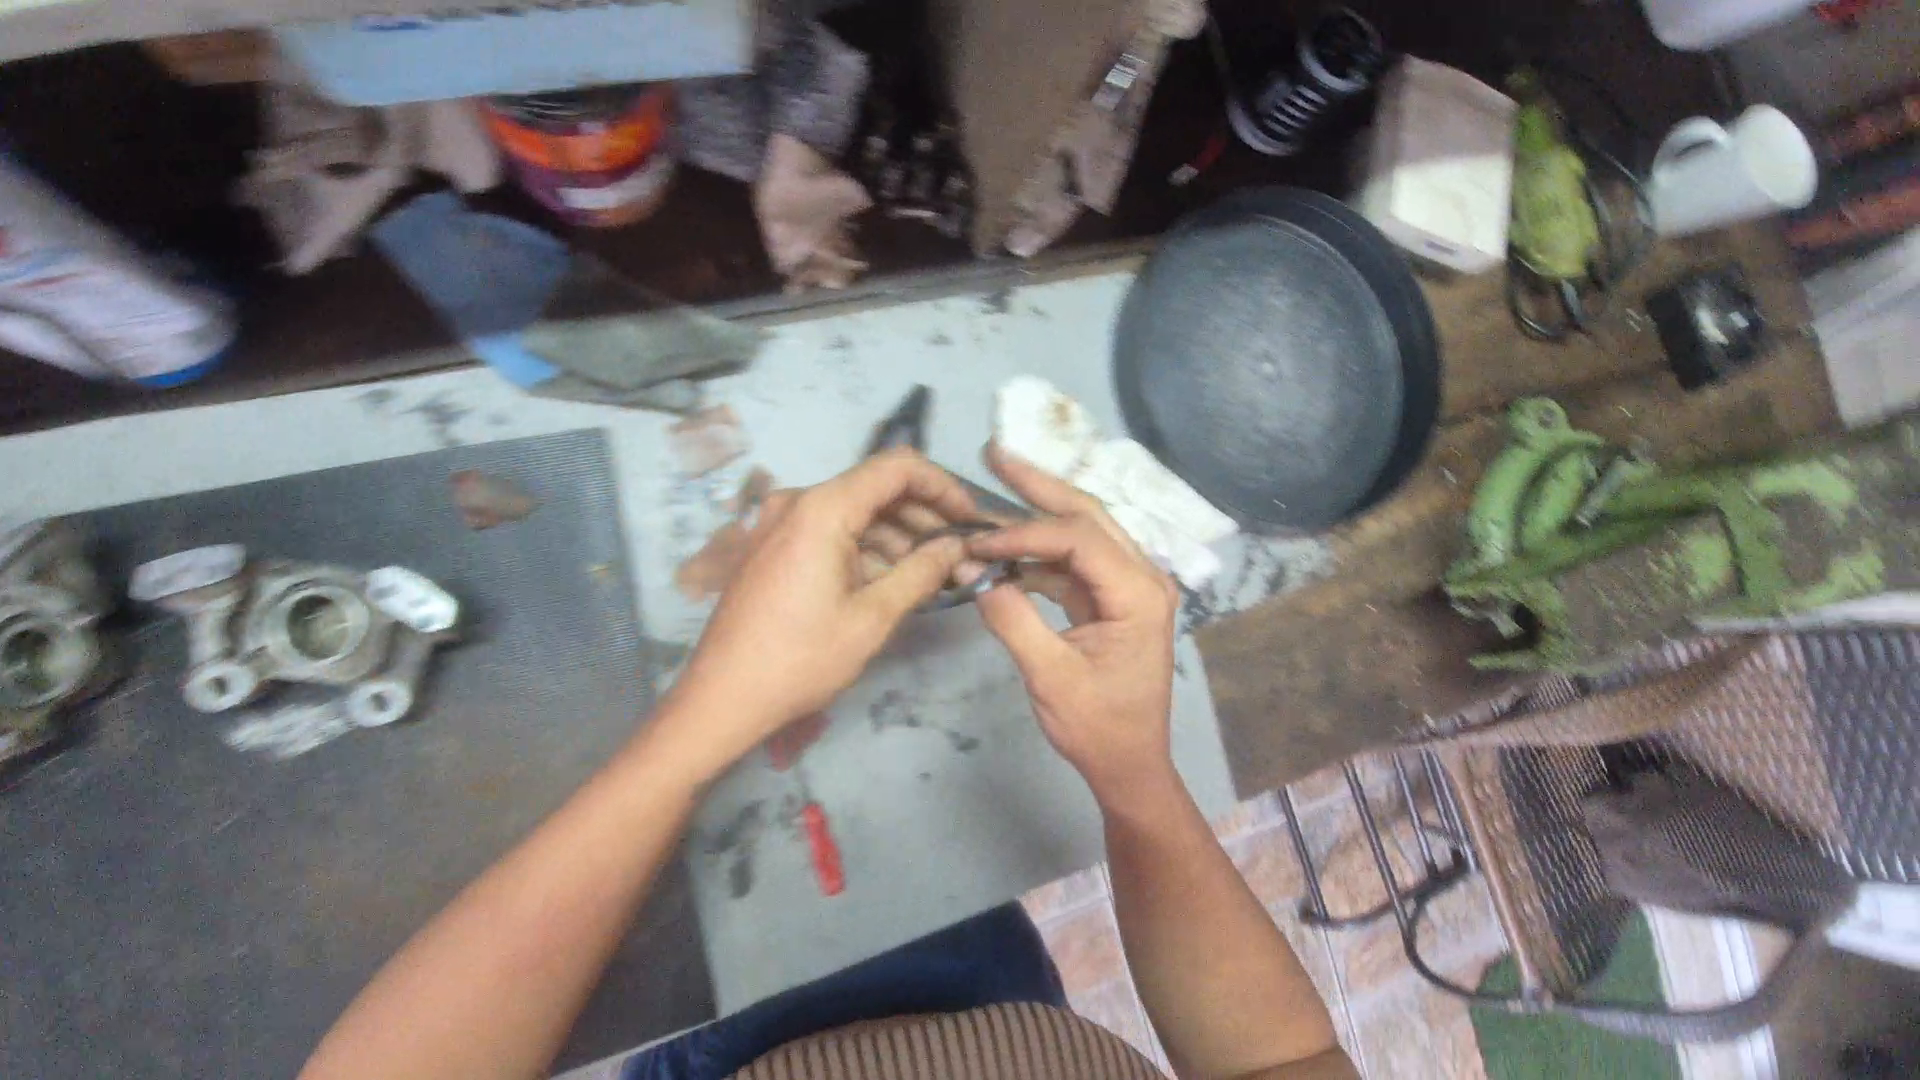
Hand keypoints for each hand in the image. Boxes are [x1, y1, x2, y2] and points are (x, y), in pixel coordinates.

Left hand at [659, 450, 975, 777]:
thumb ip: (922, 572)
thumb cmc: (800, 659)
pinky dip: (866, 549)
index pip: (898, 468)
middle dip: (924, 517)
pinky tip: (895, 578)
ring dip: (898, 536)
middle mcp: (797, 502)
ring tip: (937, 572)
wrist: (722, 698)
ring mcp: (780, 523)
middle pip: (876, 489)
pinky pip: (830, 532)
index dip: (943, 487)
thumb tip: (958, 547)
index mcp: (821, 508)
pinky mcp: (773, 547)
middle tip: (962, 554)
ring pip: (855, 512)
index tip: (971, 521)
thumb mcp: (872, 618)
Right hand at [967, 444, 1181, 806]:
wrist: (1129, 764)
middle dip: (1039, 485)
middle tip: (994, 453)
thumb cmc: (1097, 728)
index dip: (1024, 531)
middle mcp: (1142, 576)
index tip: (977, 541)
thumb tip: (975, 572)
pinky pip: (1073, 560)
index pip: (1078, 538)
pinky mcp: (1111, 597)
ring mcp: (1128, 585)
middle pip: (1088, 514)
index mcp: (1139, 593)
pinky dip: (1037, 551)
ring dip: (1036, 513)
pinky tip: (1004, 547)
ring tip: (992, 488)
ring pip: (1081, 531)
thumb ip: (1012, 619)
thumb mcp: (1050, 677)